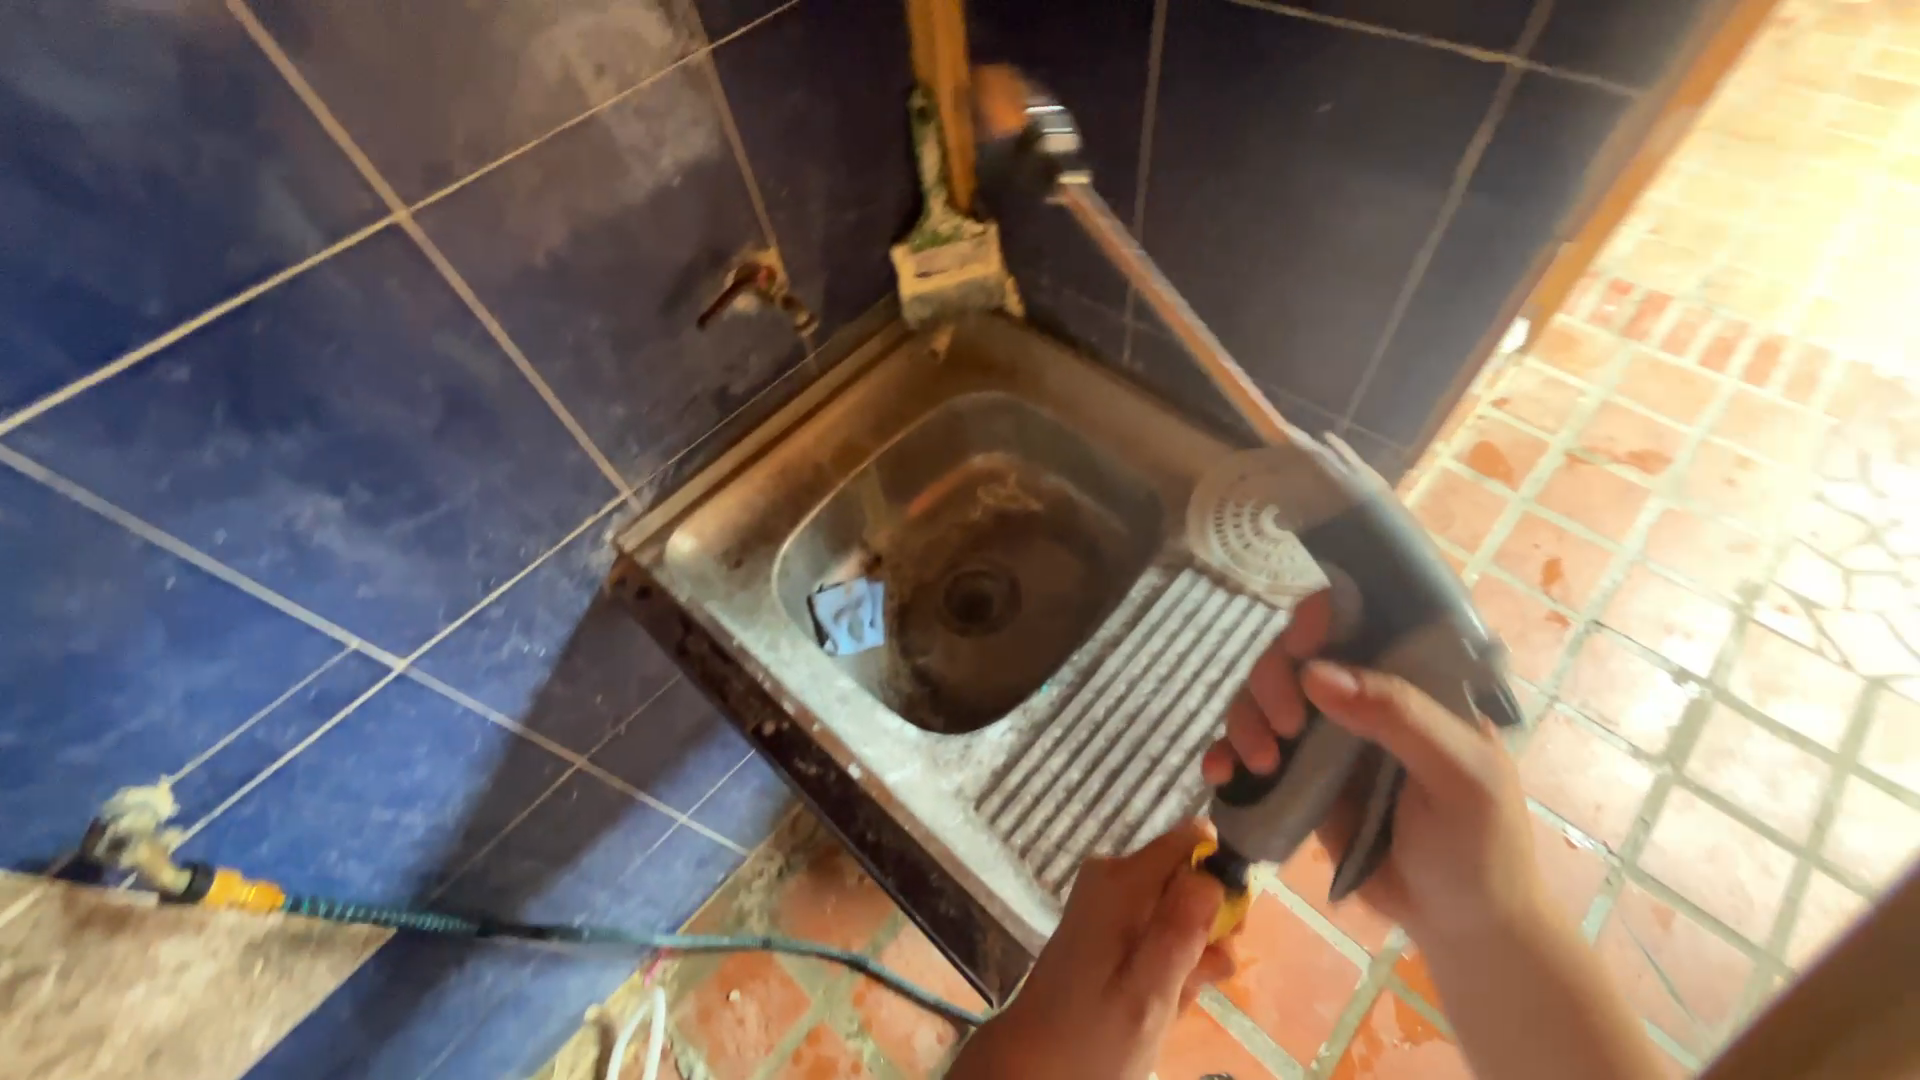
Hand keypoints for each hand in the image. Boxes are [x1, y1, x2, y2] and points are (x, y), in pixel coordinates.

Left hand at [947, 819, 1235, 1079]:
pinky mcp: (1107, 919)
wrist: (1032, 1063)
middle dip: (1205, 930)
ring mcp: (1108, 896)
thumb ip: (1181, 933)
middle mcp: (1113, 874)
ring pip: (1179, 909)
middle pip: (1189, 876)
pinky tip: (1154, 999)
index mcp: (1122, 881)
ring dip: (1187, 956)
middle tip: (1193, 980)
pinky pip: (1157, 927)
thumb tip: (1214, 874)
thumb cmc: (1091, 1037)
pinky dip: (1166, 963)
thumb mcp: (1147, 995)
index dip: (1221, 880)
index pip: (1192, 840)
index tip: (1226, 931)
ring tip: (1167, 1000)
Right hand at [1199, 590, 1544, 945]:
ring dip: (1244, 720)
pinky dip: (1223, 755)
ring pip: (1258, 700)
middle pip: (1290, 658)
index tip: (1301, 647)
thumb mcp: (1461, 775)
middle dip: (1271, 683)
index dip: (1318, 620)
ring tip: (1260, 764)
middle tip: (1285, 730)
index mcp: (1407, 681)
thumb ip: (1399, 717)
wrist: (1459, 924)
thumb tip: (1314, 673)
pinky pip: (1244, 750)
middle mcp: (1356, 698)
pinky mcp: (1292, 776)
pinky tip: (1218, 774)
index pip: (1354, 621)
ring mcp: (1320, 738)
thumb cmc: (1480, 843)